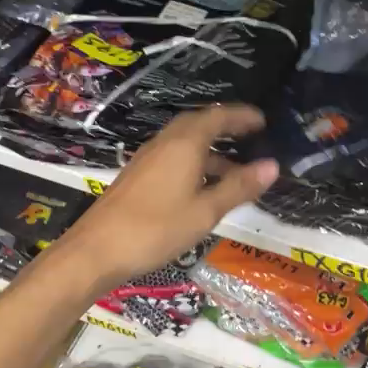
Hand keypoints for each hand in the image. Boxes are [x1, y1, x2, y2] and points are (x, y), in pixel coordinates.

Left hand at [45, 105, 276, 293]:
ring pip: (185, 141)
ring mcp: (148, 159)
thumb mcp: (206, 211)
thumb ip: (239, 187)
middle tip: (251, 135)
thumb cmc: (156, 229)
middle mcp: (165, 144)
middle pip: (198, 123)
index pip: (218, 117)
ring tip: (235, 166)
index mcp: (184, 145)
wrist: (94, 252)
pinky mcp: (138, 176)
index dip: (242, 116)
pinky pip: (174, 156)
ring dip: (211, 147)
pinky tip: (203, 184)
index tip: (263, 120)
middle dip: (226, 126)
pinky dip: (195, 160)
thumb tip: (272, 165)